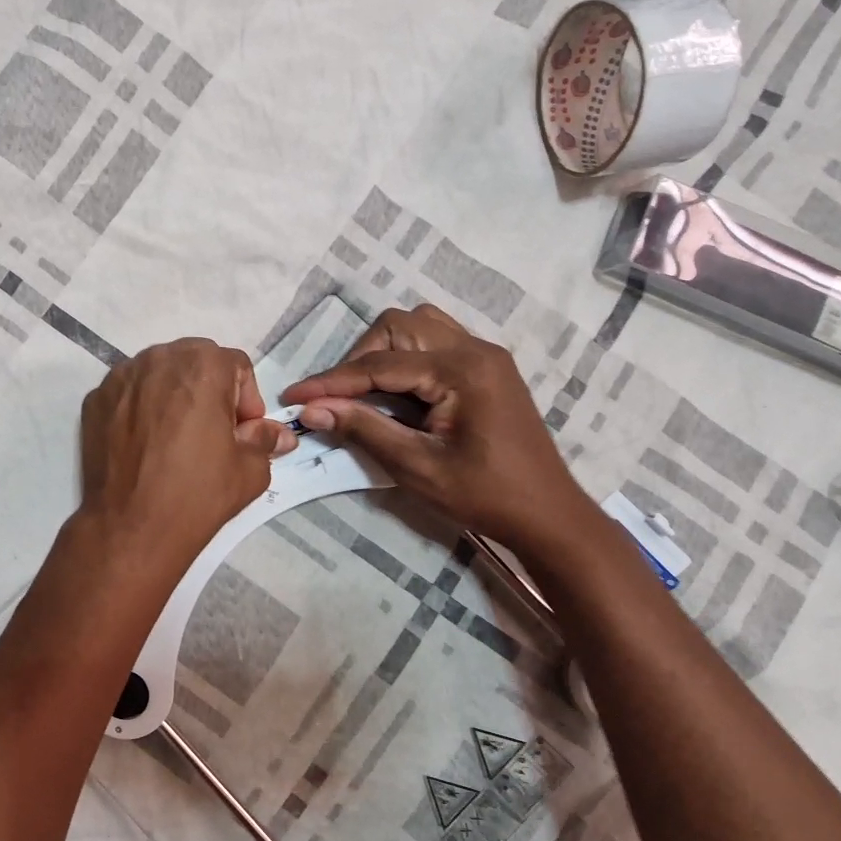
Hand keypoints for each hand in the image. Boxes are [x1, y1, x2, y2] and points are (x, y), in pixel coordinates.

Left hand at [78, 338, 297, 567]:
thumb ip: (264, 440)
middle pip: (195, 362)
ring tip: (175, 436)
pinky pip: (128, 393)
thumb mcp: (250, 470)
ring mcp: (121, 377)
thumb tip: (277, 433)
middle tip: (212, 431)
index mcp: (203, 366)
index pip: (236, 366)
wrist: (130, 526)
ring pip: (158, 374)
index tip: (242, 432)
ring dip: (173, 395)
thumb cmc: (197, 494)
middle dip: (209, 389)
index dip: (246, 399)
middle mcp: (159, 358)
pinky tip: (145, 443)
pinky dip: (140, 407)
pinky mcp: (95, 399)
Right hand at [280, 304, 594, 552]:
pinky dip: (405, 357)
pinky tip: (394, 391)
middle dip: (358, 359)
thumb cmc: (484, 495)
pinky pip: (434, 341)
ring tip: (363, 392)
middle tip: (337, 400)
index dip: (331, 381)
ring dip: (381, 352)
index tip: (292, 396)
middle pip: (397, 328)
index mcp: (462, 371)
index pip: (379, 365)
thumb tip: (311, 410)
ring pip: (416, 327)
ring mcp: (484, 355)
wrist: (547, 514)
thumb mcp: (416, 467)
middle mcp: (475, 350)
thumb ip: (363, 429)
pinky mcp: (486, 367)